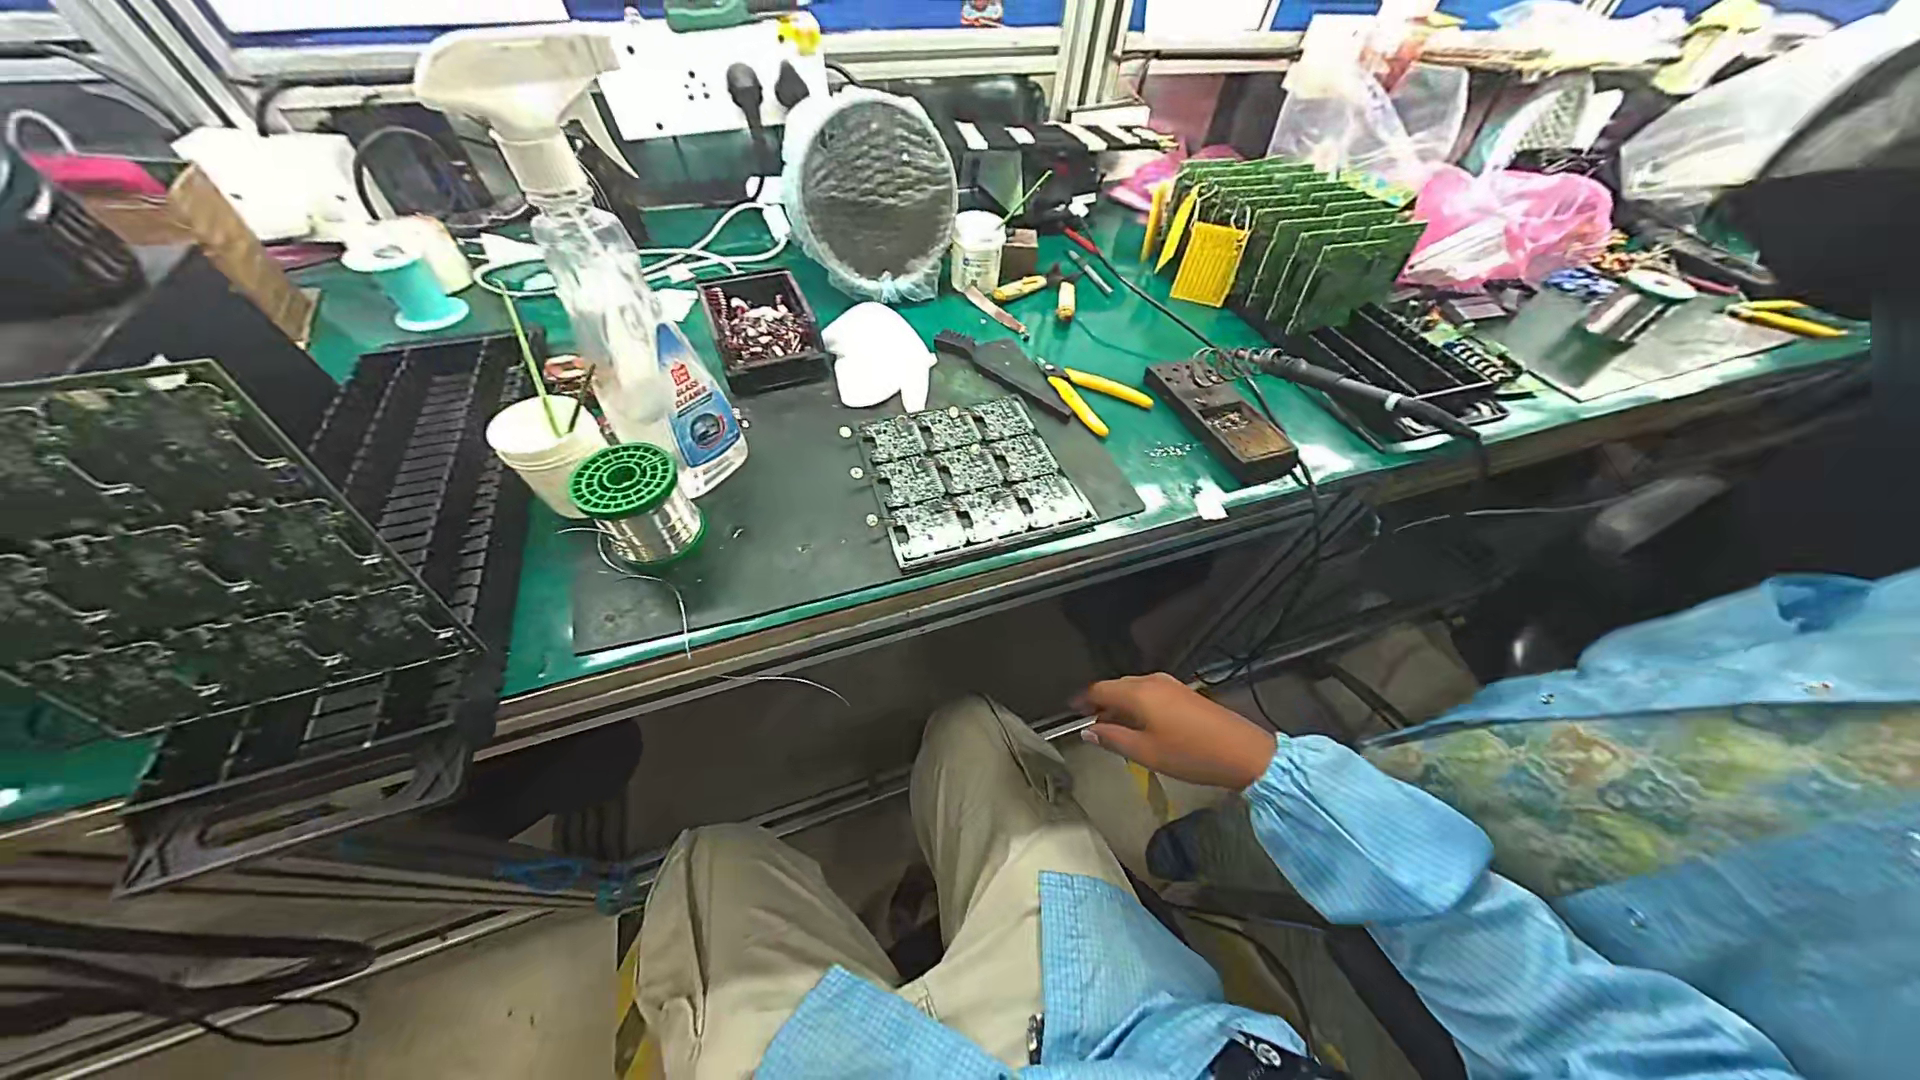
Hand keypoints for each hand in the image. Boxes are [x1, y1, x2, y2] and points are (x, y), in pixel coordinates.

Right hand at [1072, 673, 1276, 789]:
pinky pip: (1149, 693)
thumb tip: (1090, 731)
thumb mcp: (1146, 753)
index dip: (1082, 700)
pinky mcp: (1184, 693)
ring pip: (1133, 689)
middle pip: (1116, 686)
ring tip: (1113, 728)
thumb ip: (1113, 739)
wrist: (1243, 753)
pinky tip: (1139, 725)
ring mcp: (1170, 685)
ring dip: (1120, 705)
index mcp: (1138, 693)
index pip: (1099, 689)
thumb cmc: (1191, 754)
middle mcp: (1152, 682)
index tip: (1072, 710)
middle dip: (1101, 702)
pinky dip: (1137, 705)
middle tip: (1091, 723)